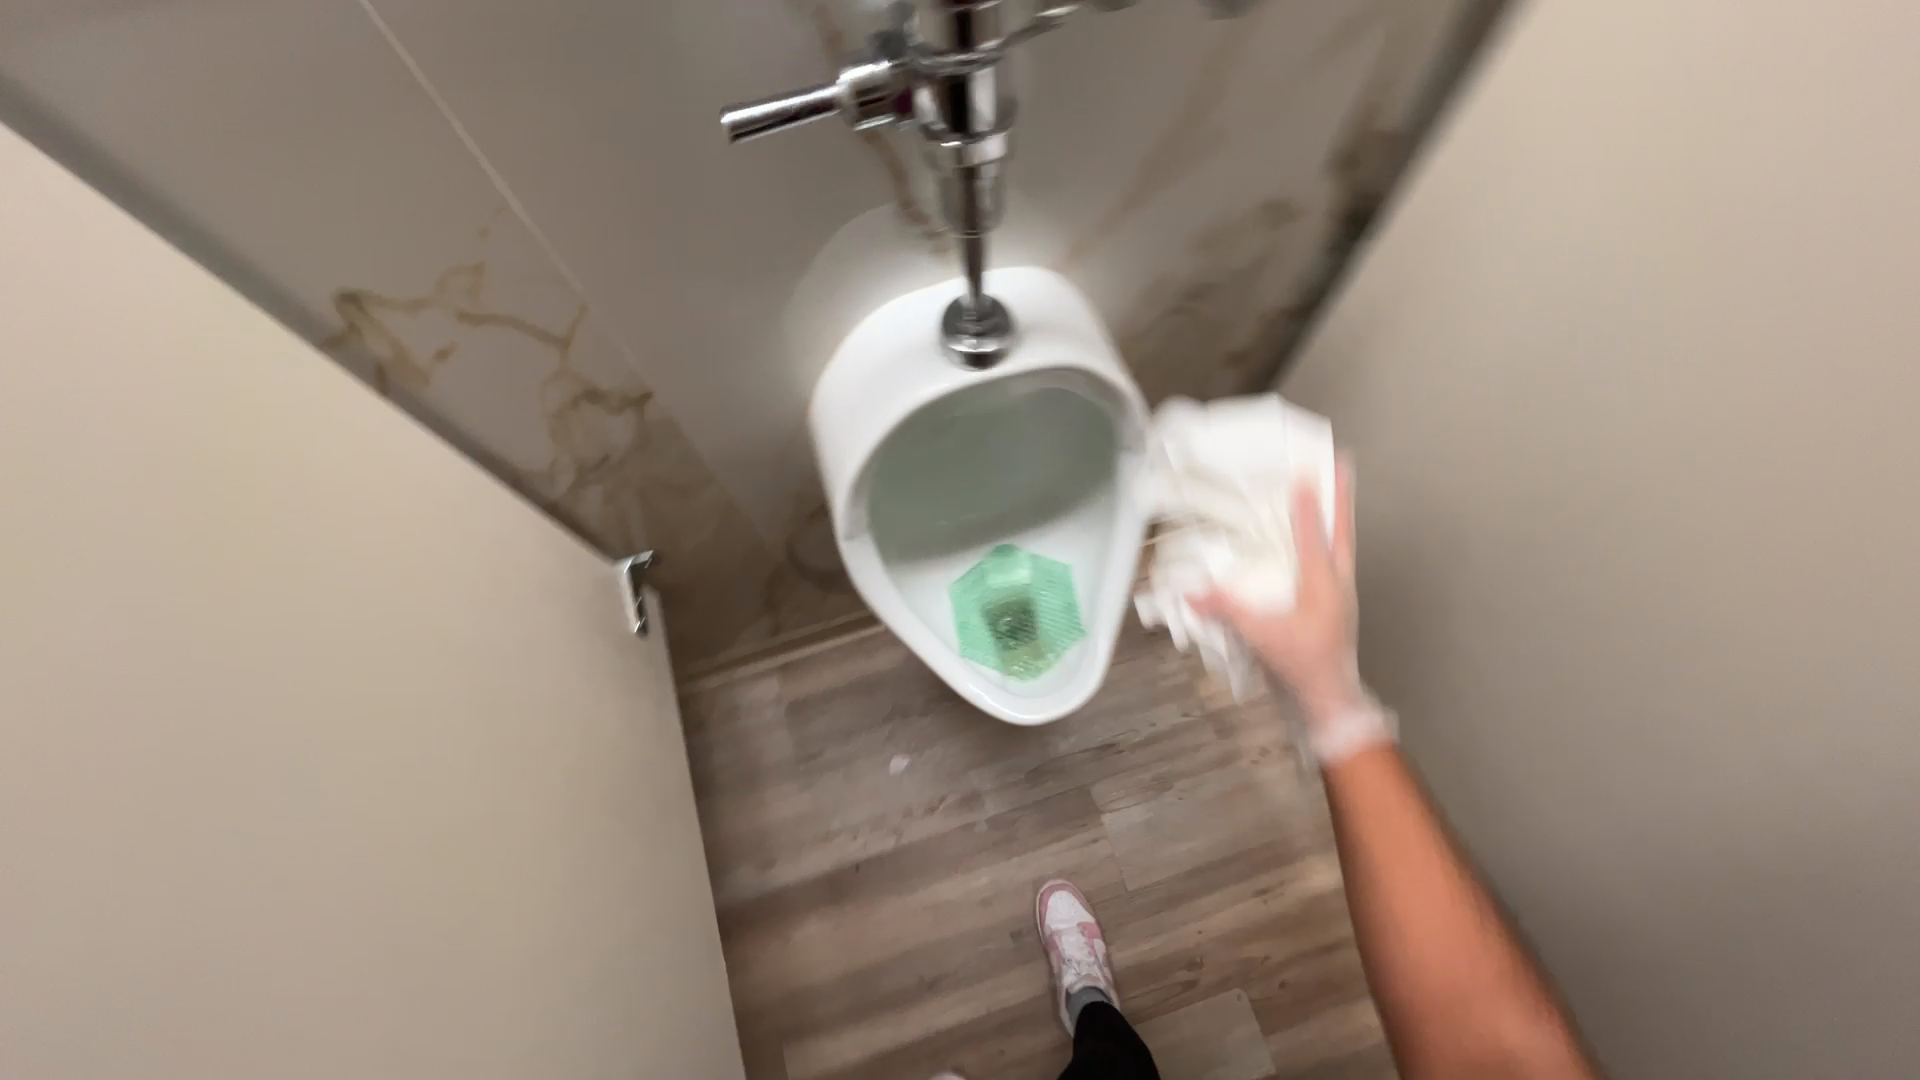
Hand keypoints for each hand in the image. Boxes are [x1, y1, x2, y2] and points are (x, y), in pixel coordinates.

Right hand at [1189, 457, 1368, 728]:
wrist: (1329, 699)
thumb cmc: (1300, 665)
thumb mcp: (1259, 636)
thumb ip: (1226, 610)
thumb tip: (1191, 592)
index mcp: (1322, 585)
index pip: (1313, 536)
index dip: (1307, 505)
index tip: (1305, 474)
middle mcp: (1338, 583)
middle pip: (1342, 531)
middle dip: (1340, 498)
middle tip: (1342, 466)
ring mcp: (1341, 594)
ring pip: (1343, 545)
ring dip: (1338, 517)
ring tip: (1333, 493)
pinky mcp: (1336, 605)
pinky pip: (1336, 562)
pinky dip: (1330, 541)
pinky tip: (1318, 541)